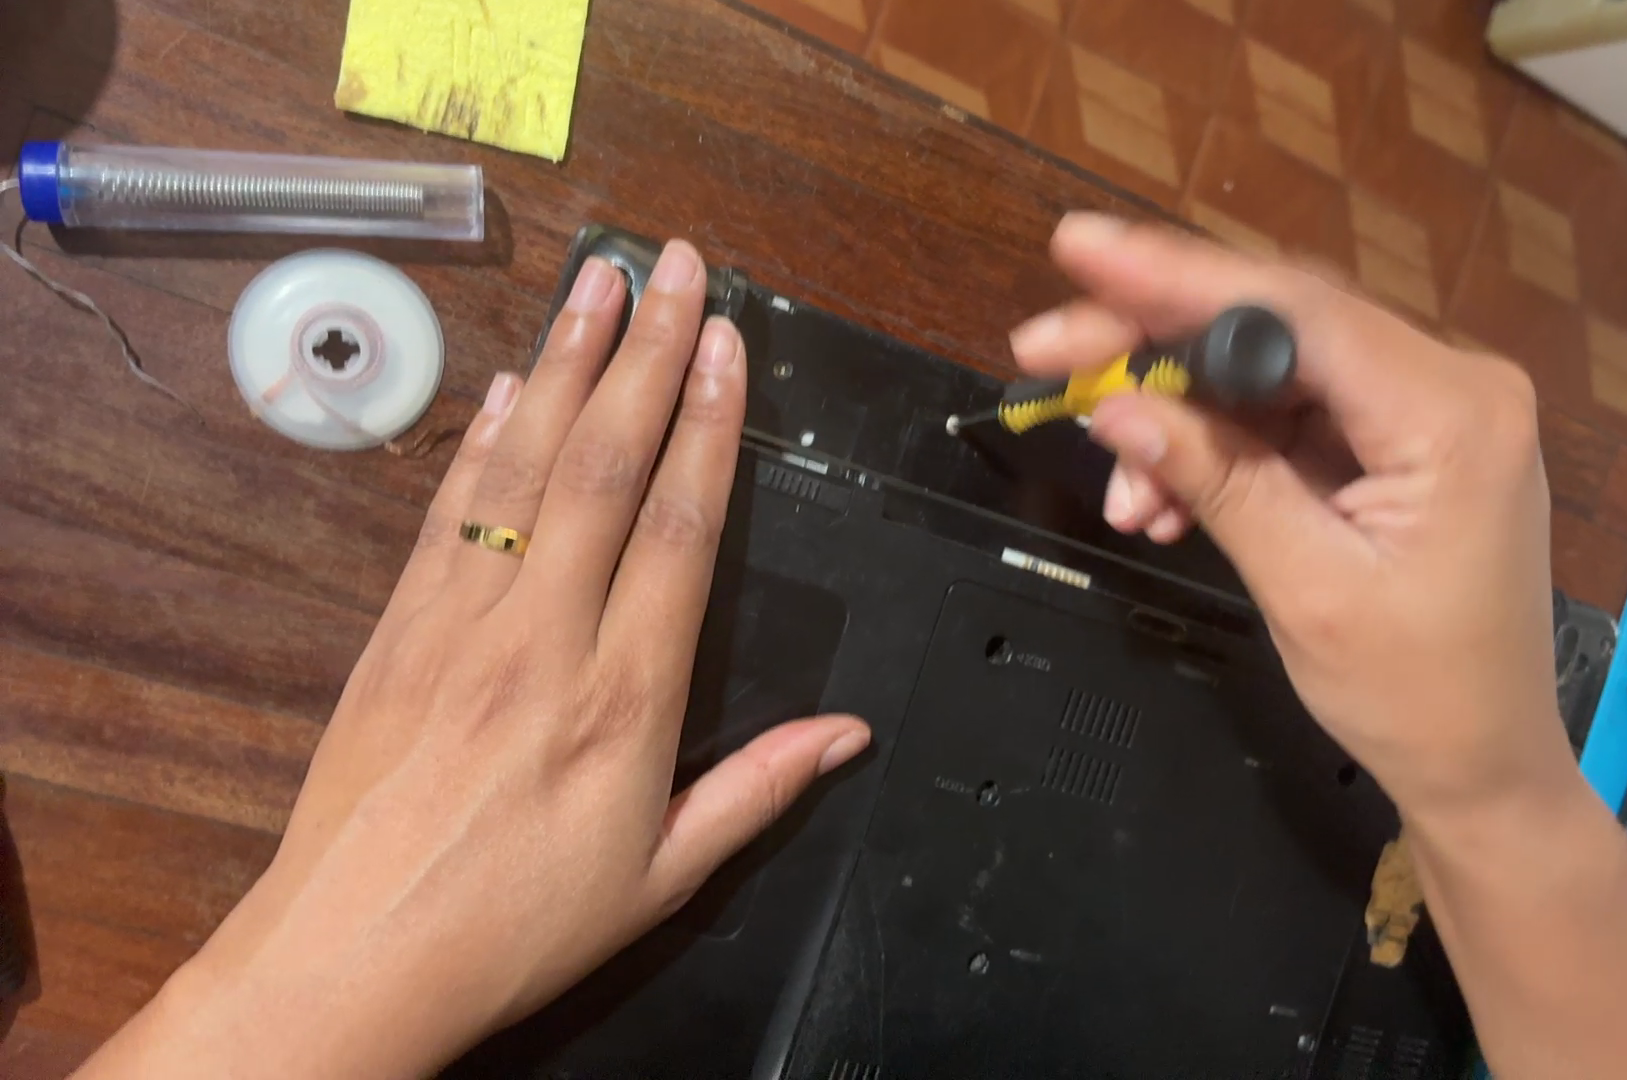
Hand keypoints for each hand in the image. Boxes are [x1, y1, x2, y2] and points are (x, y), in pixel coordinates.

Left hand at [81, 242, 869, 1079]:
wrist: (344, 972)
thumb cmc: (522, 922)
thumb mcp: (668, 873)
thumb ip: (762, 787)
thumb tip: (852, 732)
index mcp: (626, 695)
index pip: (682, 530)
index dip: (712, 429)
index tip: (728, 350)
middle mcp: (547, 637)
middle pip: (607, 470)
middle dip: (651, 358)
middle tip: (678, 273)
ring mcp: (463, 624)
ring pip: (526, 469)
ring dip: (570, 366)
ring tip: (601, 285)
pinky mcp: (399, 630)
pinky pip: (450, 512)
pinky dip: (485, 435)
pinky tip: (514, 381)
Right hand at [1010, 214, 1568, 822]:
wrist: (1474, 758)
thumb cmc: (1410, 691)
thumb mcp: (1303, 585)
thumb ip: (1214, 480)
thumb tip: (1115, 405)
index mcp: (1447, 412)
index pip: (1291, 311)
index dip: (1175, 276)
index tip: (1079, 250)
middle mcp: (1438, 384)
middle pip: (1267, 330)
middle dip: (1151, 345)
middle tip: (1049, 356)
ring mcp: (1406, 412)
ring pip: (1255, 380)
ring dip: (1172, 426)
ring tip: (1122, 497)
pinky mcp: (1376, 445)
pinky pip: (1269, 426)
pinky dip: (1206, 457)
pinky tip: (1160, 504)